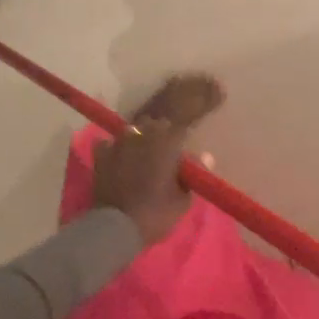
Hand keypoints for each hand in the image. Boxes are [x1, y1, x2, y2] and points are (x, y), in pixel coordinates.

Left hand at [91, 75, 223, 244]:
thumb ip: (193, 173)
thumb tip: (204, 156)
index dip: (203, 99)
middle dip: (174, 110)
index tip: (216, 91)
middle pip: (162, 114)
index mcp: (168, 139)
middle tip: (183, 103)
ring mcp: (120, 140)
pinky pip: (114, 142)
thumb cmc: (155, 213)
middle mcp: (144, 132)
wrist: (114, 228)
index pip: (189, 111)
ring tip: (151, 137)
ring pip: (138, 127)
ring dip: (146, 131)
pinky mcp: (102, 154)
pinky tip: (123, 154)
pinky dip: (121, 147)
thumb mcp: (183, 198)